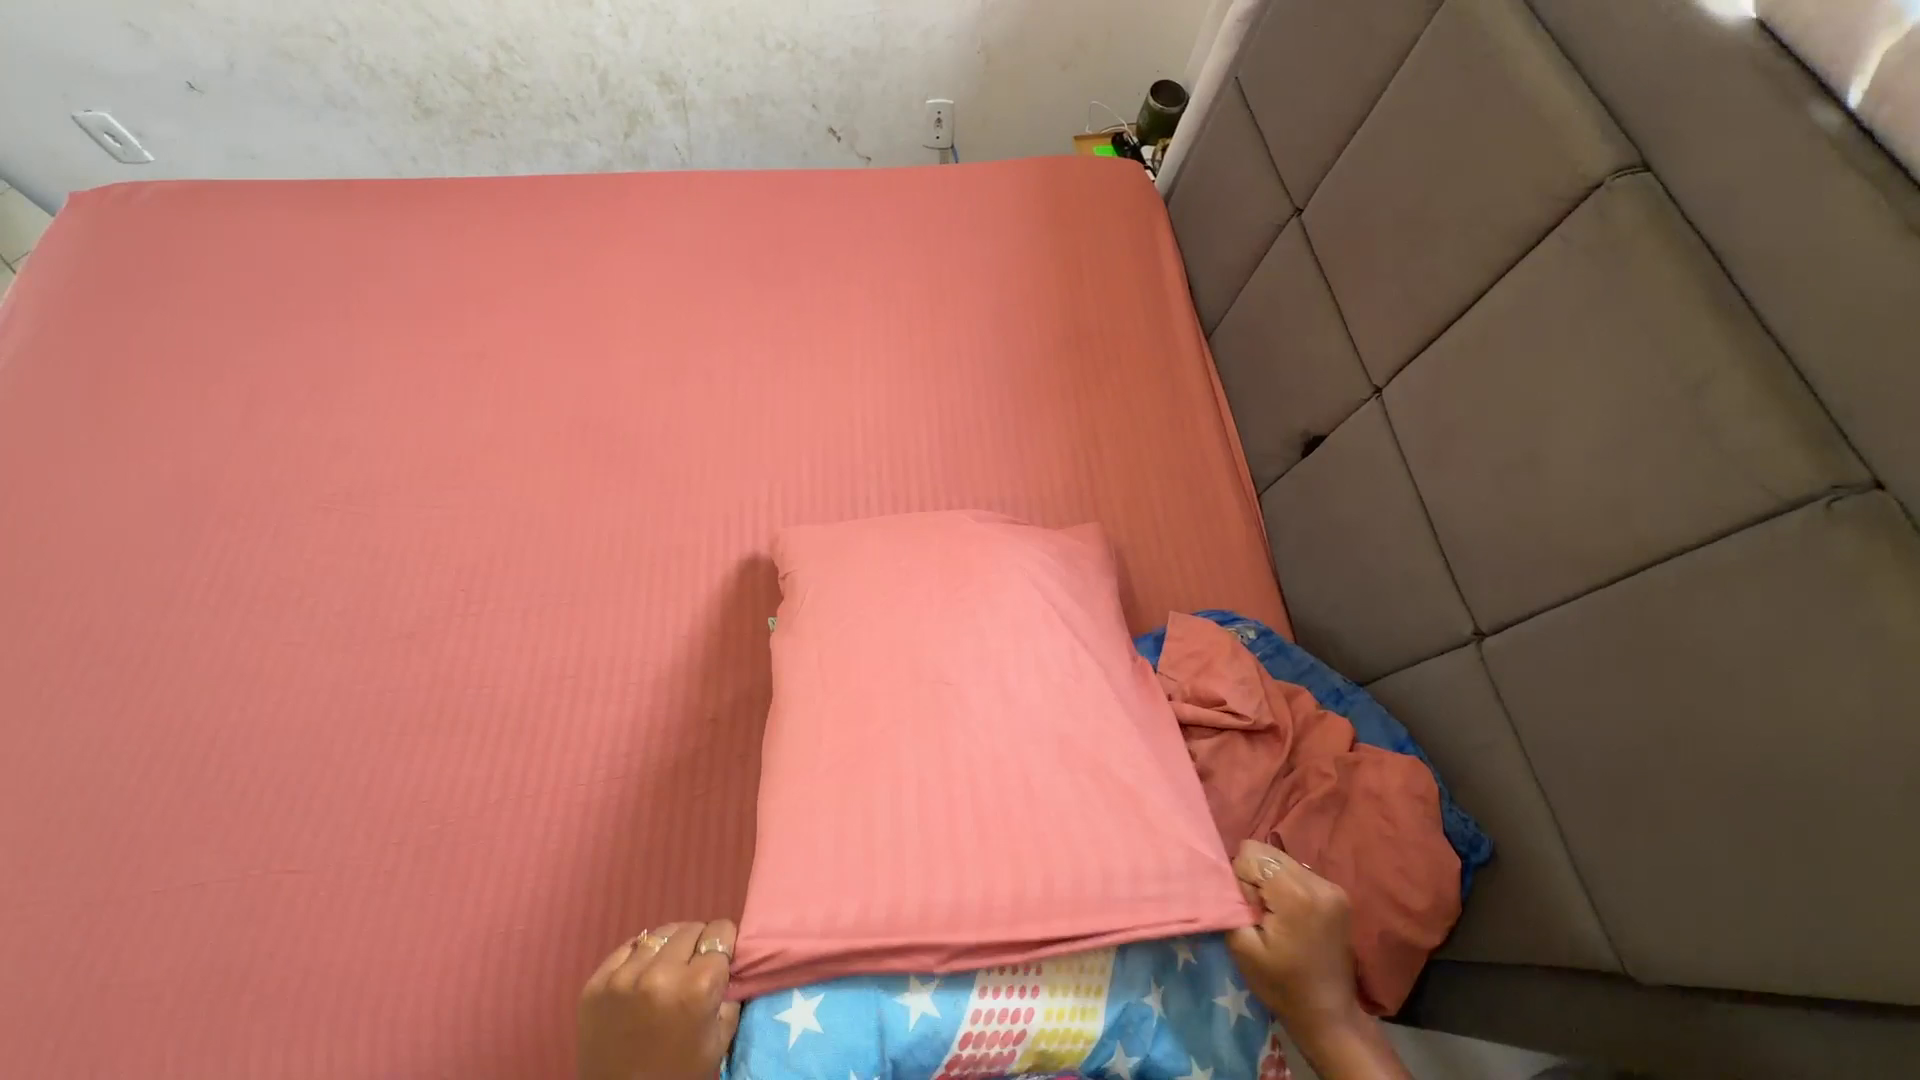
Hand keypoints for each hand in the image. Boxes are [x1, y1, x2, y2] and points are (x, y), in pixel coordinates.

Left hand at [578, 919, 740, 1079]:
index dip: (724, 942)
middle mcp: (660, 973)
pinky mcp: (596, 983)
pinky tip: (642, 975)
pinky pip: (626, 948)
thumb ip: (729, 994)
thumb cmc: (678, 1074)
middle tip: (694, 966)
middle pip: (690, 928)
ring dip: (669, 947)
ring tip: (667, 969)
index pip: (720, 932)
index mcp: (697, 987)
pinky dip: (639, 956)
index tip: (721, 956)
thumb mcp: (720, 1038)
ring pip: (658, 934)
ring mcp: (623, 977)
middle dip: (698, 943)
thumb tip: (728, 964)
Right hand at [1226, 842, 1409, 1079]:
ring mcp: (1332, 887)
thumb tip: (1225, 876)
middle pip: (1267, 850)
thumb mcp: (1242, 946)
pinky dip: (1286, 886)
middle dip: (1255, 876)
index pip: (1251, 853)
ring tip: (1275, 915)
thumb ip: (1230, 902)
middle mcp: (1318, 883)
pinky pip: (1297, 871)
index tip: (1248, 910)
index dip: (1240, 878)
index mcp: (1295, 895)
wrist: (1327, 1013)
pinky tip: (1291, 916)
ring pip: (1281, 858)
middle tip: (1259, 913)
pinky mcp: (1338, 893)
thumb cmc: (1281, 984)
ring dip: (1270, 880)